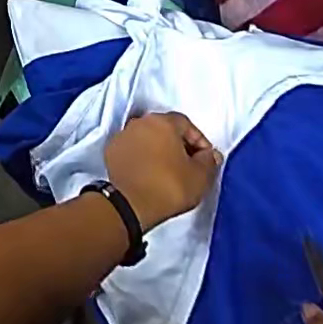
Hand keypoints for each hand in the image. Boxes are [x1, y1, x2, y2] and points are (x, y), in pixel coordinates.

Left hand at [103, 112, 220, 228]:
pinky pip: (132, 147)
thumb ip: (209, 161)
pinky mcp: (111, 148)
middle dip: (179, 142)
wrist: (132, 202)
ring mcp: (123, 133)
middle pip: (164, 127)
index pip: (185, 123)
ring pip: (146, 136)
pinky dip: (142, 155)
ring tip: (169, 169)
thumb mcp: (200, 177)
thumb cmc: (169, 186)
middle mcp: (140, 122)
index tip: (205, 158)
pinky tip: (149, 171)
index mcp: (162, 122)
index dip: (198, 140)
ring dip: (159, 148)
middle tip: (189, 163)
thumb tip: (211, 154)